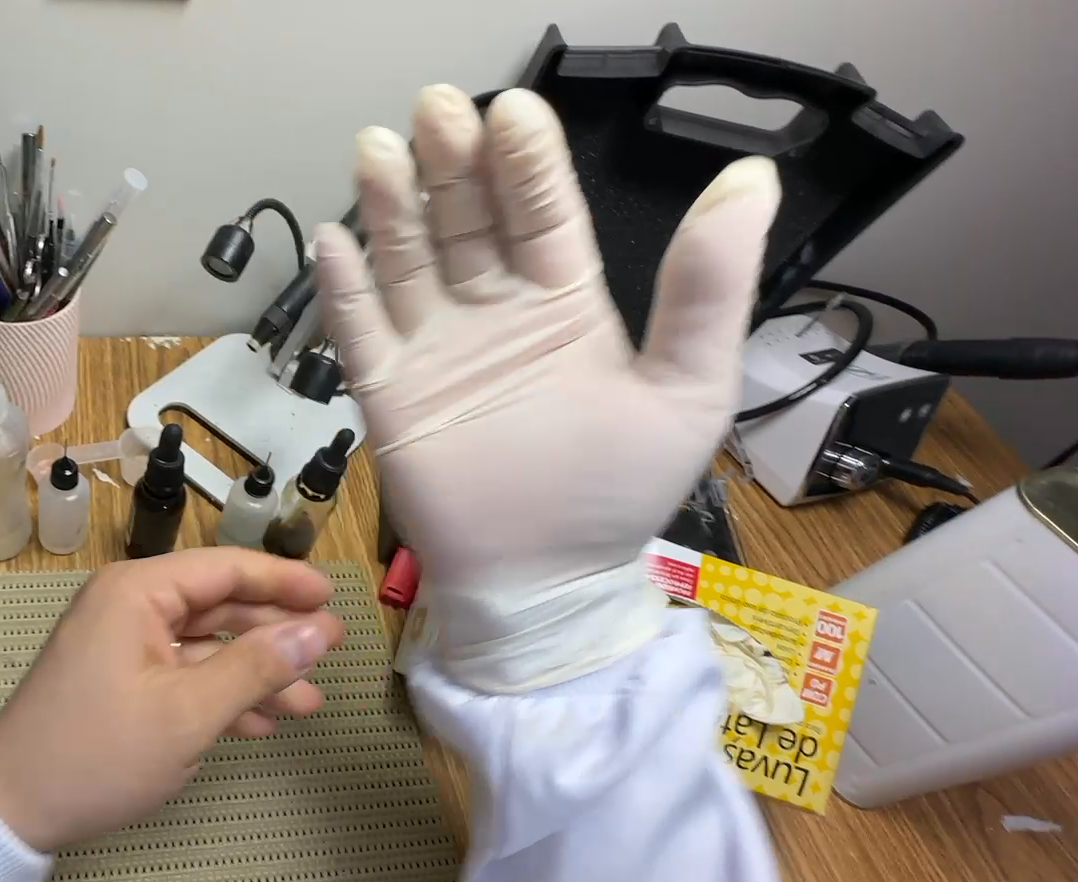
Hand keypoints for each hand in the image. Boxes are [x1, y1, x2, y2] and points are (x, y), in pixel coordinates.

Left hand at [0, 549, 344, 851]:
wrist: (12, 808)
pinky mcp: (121, 681)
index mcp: (137, 593)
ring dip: (255, 674)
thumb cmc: (99, 753)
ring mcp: (123, 645)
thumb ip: (256, 667)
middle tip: (332, 649)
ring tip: (310, 703)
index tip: (331, 598)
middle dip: (275, 632)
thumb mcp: (187, 712)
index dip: (282, 581)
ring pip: (205, 646)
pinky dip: (219, 696)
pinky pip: (182, 675)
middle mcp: (129, 607)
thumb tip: (317, 631)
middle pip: (218, 606)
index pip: (225, 569)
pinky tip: (262, 724)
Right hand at [315, 86, 779, 691]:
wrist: (536, 575)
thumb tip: (748, 179)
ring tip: (374, 151)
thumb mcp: (685, 390)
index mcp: (563, 305)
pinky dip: (343, 290)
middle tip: (430, 110)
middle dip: (448, 165)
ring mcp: (434, 352)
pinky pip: (359, 332)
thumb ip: (706, 291)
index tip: (512, 114)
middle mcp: (491, 315)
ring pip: (404, 265)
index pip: (541, 214)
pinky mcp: (387, 393)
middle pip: (463, 224)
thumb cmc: (612, 492)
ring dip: (389, 209)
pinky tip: (329, 243)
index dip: (526, 164)